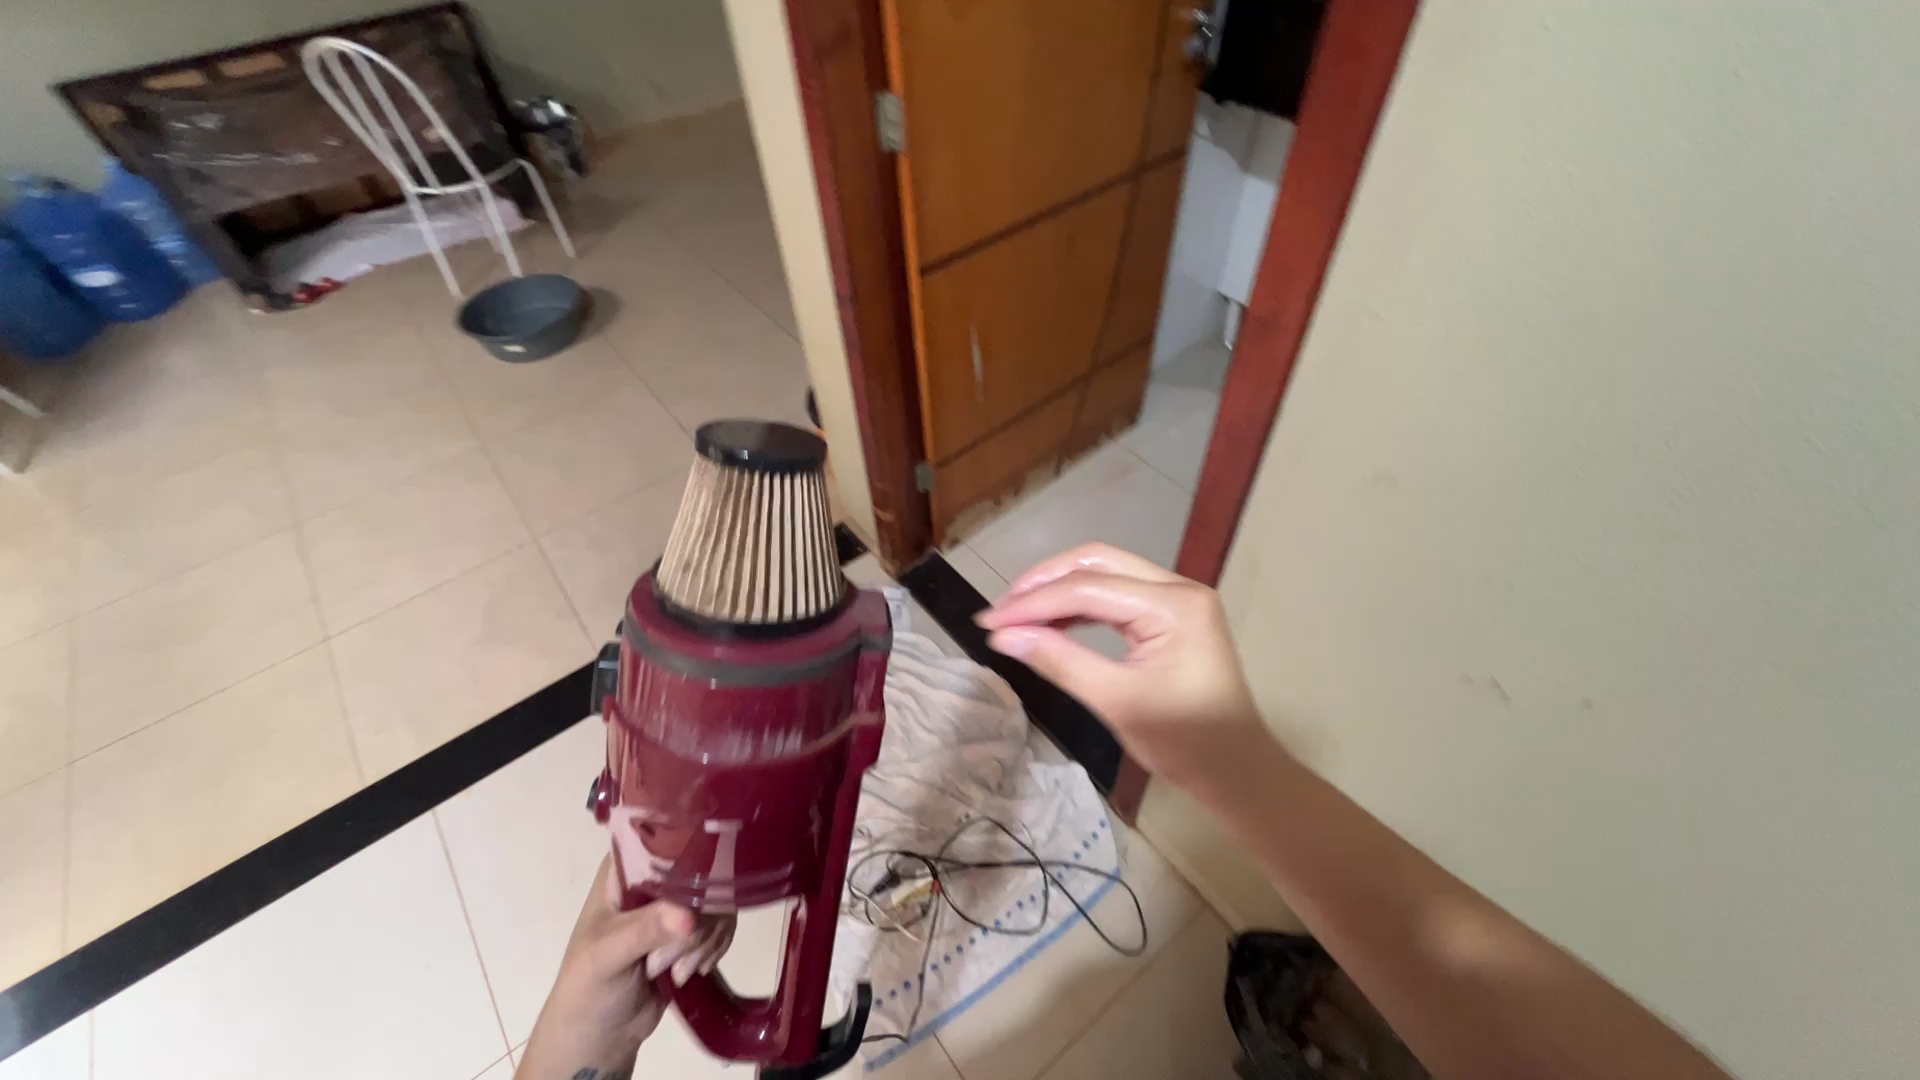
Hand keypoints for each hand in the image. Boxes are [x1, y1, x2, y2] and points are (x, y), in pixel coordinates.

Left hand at [516, 857, 735, 1079]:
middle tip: (676, 955)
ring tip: (677, 972)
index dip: (692, 859)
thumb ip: (645, 930)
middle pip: (704, 873)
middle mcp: (656, 877)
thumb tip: (689, 917)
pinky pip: (724, 923)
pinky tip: (695, 971)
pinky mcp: (694, 928)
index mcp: (628, 867)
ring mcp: (677, 903)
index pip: (670, 840)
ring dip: (704, 941)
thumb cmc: (588, 988)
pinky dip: (715, 948)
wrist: (600, 1036)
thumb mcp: (608, 955)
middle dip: (697, 920)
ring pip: (718, 900)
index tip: (700, 892)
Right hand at [975, 543, 1275, 785]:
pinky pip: (1116, 594)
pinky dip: (1080, 605)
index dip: (1034, 603)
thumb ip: (1059, 661)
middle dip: (1044, 583)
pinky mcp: (1170, 614)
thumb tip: (1002, 637)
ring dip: (1059, 590)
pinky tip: (1051, 622)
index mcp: (1173, 605)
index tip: (989, 623)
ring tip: (1018, 616)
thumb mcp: (1115, 701)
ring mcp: (1176, 598)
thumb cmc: (1183, 741)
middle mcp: (1177, 587)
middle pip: (1096, 562)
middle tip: (1001, 612)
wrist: (1237, 771)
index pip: (1088, 588)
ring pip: (1105, 572)